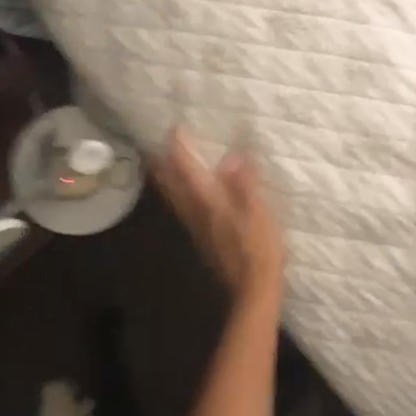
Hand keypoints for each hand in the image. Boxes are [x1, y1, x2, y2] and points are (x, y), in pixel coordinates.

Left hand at [157, 128, 285, 300]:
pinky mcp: (204, 238)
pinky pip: (184, 209)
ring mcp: (197, 228)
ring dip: (166, 179)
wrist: (254, 288)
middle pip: (171, 186)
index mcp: (209, 202)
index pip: (187, 169)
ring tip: (163, 164)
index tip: (175, 127)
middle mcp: (196, 213)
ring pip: (174, 198)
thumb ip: (245, 183)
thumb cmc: (259, 248)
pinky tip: (187, 194)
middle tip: (155, 146)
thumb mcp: (260, 210)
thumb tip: (232, 156)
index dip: (180, 147)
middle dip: (162, 165)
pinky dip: (178, 194)